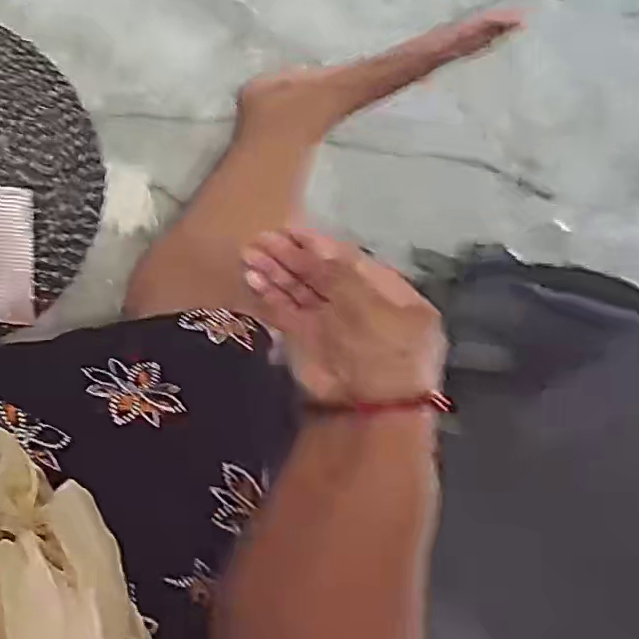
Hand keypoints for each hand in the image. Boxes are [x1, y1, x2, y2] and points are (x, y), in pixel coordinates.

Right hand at [241, 228, 444, 402]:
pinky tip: (251, 278)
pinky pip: (283, 310)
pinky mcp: (304, 339)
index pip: (351, 262)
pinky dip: (267, 294)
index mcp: (390, 298)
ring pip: (297, 289)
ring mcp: (329, 324)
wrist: (365, 408)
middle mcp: (359, 307)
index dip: (320, 245)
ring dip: (274, 271)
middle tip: (262, 238)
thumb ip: (339, 273)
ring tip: (248, 253)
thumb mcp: (370, 305)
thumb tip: (312, 246)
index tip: (290, 230)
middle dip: (290, 255)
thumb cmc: (382, 351)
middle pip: (320, 273)